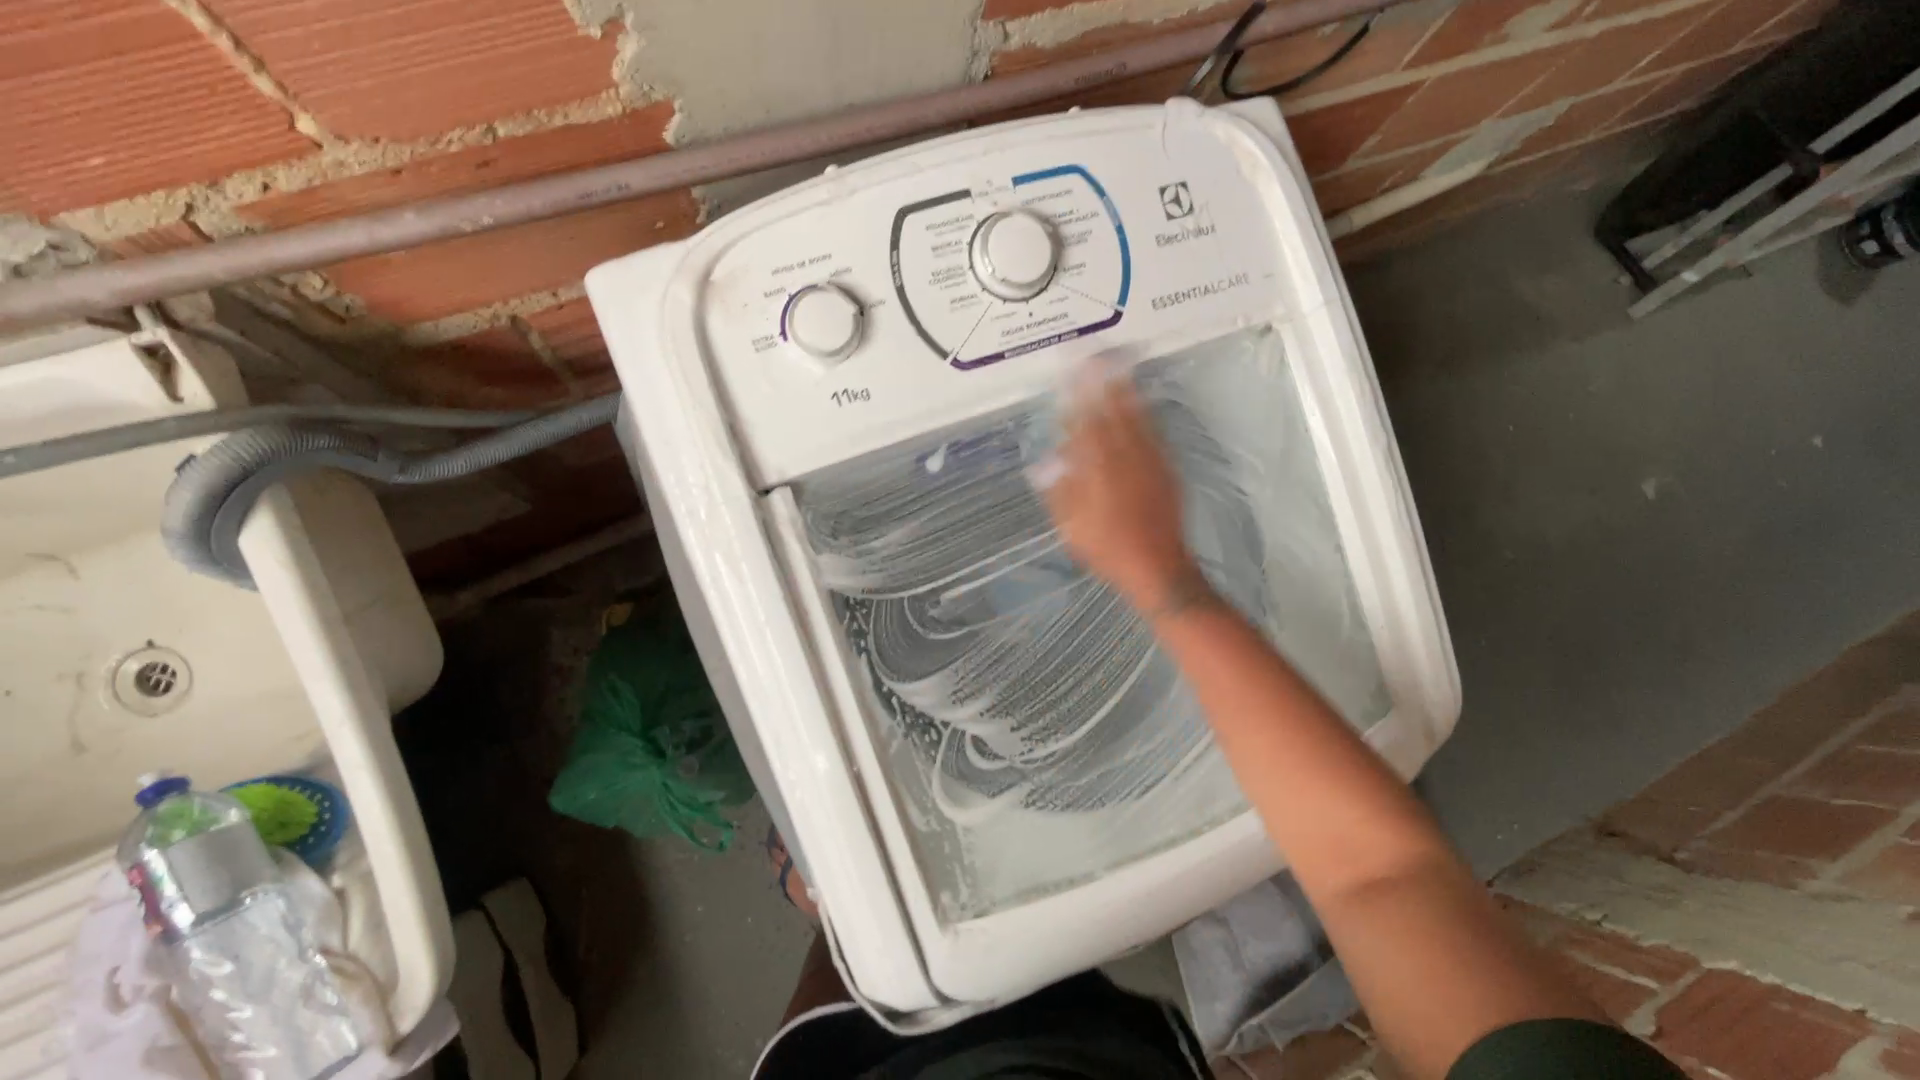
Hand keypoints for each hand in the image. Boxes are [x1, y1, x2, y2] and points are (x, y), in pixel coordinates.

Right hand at [1036, 365, 1202, 612]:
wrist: (1159, 568)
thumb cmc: (1109, 550)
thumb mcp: (1072, 526)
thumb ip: (1060, 490)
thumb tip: (1047, 462)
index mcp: (1099, 470)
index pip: (1085, 423)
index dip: (1077, 395)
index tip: (1070, 373)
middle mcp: (1127, 458)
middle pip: (1113, 411)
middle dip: (1103, 383)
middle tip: (1095, 357)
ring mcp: (1151, 462)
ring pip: (1137, 418)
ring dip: (1125, 391)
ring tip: (1118, 368)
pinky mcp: (1167, 470)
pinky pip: (1153, 432)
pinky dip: (1143, 414)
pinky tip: (1139, 405)